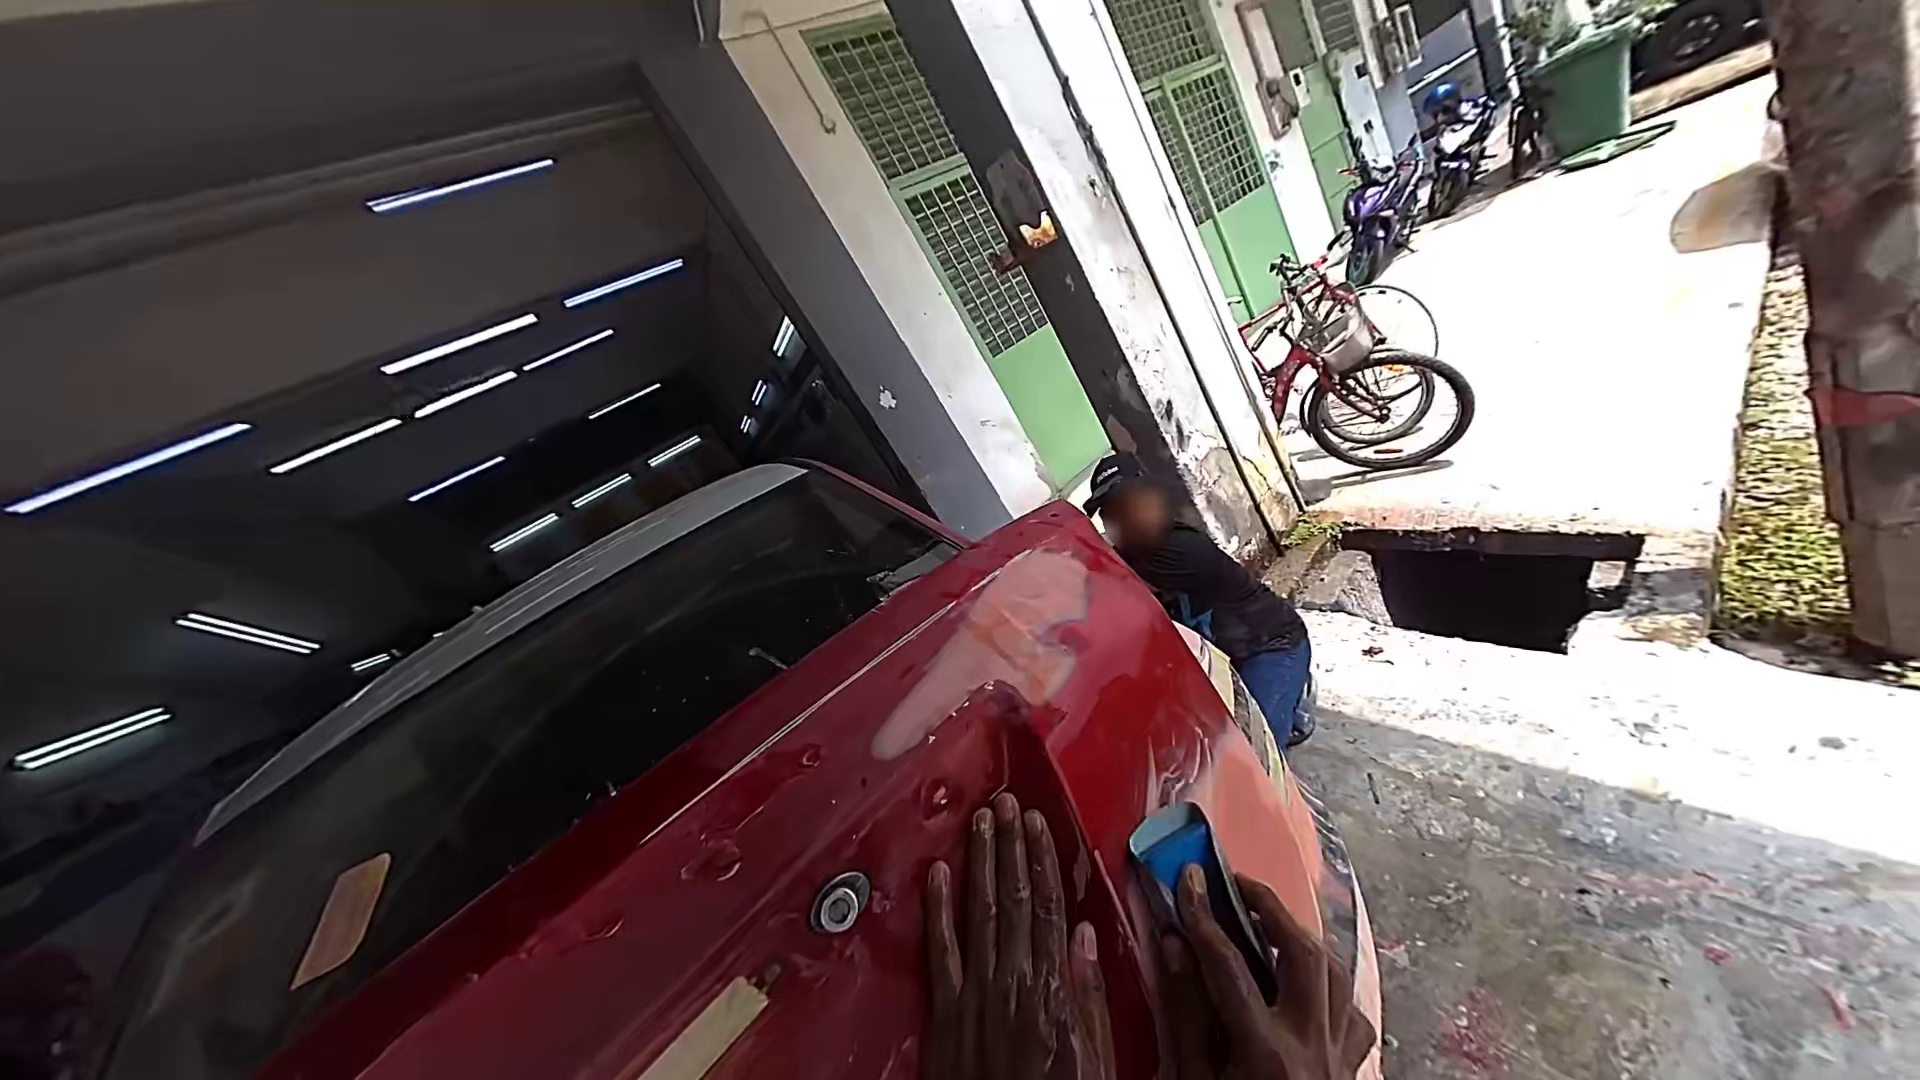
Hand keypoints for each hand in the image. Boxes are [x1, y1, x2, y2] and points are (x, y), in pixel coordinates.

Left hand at [924, 793, 1115, 1079]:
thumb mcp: (1095, 1060)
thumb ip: (1088, 995)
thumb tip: (1082, 932)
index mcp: (1053, 988)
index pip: (1049, 906)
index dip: (1042, 859)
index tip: (1036, 821)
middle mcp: (1013, 979)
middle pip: (1015, 898)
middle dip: (1010, 846)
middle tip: (1005, 802)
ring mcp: (976, 992)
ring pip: (980, 911)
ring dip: (981, 861)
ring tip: (979, 819)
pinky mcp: (944, 1011)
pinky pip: (940, 951)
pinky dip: (937, 909)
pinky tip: (936, 872)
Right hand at [1161, 865, 1374, 1079]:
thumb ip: (1184, 1011)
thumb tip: (1173, 940)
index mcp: (1264, 1052)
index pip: (1226, 960)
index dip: (1202, 911)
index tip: (1188, 875)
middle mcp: (1311, 1048)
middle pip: (1302, 955)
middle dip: (1269, 907)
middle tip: (1236, 883)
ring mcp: (1340, 1061)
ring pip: (1337, 978)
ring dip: (1300, 938)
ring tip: (1267, 920)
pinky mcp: (1352, 1073)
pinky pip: (1354, 1017)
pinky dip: (1328, 988)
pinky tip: (1303, 984)